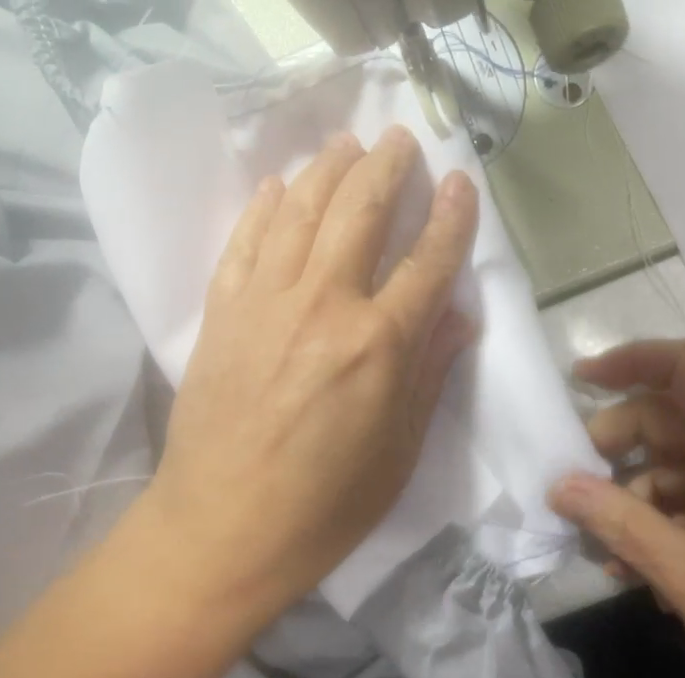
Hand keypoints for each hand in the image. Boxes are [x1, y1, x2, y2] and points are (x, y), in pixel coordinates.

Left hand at [142, 128, 478, 619]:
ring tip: (348, 146)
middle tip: (402, 141)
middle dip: (387, 169)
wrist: (226, 529)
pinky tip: (282, 188)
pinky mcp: (222, 312)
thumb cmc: (329, 507)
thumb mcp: (400, 452)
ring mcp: (265, 302)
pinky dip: (267, 207)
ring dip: (329, 171)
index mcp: (379, 345)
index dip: (450, 219)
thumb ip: (429, 375)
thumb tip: (459, 318)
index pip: (427, 263)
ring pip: (301, 211)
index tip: (461, 184)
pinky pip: (247, 241)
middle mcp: (324, 305)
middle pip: (360, 213)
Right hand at [547, 340, 684, 677]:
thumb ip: (619, 524)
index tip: (579, 382)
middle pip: (669, 421)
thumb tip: (559, 486)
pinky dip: (658, 527)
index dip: (631, 361)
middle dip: (616, 452)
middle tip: (576, 495)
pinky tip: (635, 574)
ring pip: (673, 468)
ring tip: (605, 555)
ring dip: (632, 503)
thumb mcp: (684, 571)